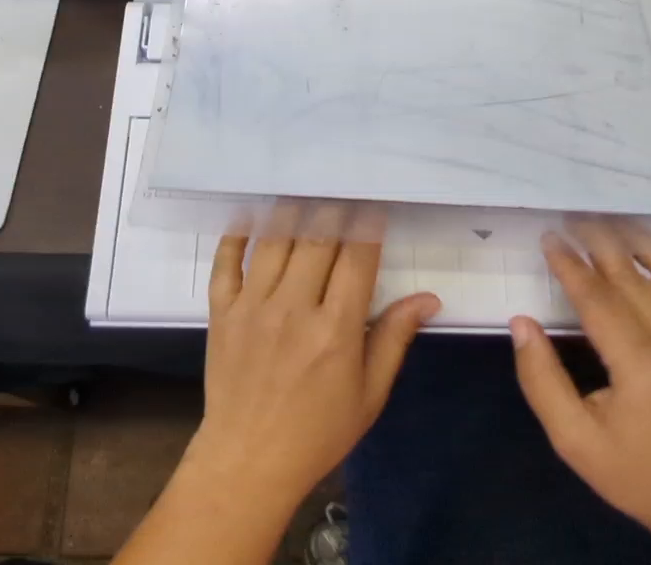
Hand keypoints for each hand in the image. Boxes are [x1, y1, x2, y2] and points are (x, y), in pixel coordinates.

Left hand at [186, 201, 440, 511]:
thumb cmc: (318, 430)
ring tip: (305, 192)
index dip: (369, 226)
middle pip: (318, 238)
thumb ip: (394, 339)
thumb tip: (429, 297)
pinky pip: (226, 261)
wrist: (248, 460)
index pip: (357, 258)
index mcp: (335, 328)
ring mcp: (252, 306)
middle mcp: (293, 307)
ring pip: (274, 241)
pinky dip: (236, 235)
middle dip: (335, 209)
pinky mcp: (222, 311)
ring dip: (292, 211)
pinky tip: (250, 214)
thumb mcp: (369, 394)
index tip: (376, 206)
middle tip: (344, 190)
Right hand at [510, 219, 650, 543]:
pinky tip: (640, 248)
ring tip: (603, 220)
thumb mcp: (575, 440)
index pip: (599, 301)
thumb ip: (542, 380)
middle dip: (596, 243)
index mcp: (642, 371)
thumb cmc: (637, 474)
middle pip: (631, 278)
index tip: (548, 238)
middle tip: (568, 218)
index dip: (570, 266)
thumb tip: (522, 323)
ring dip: (633, 240)